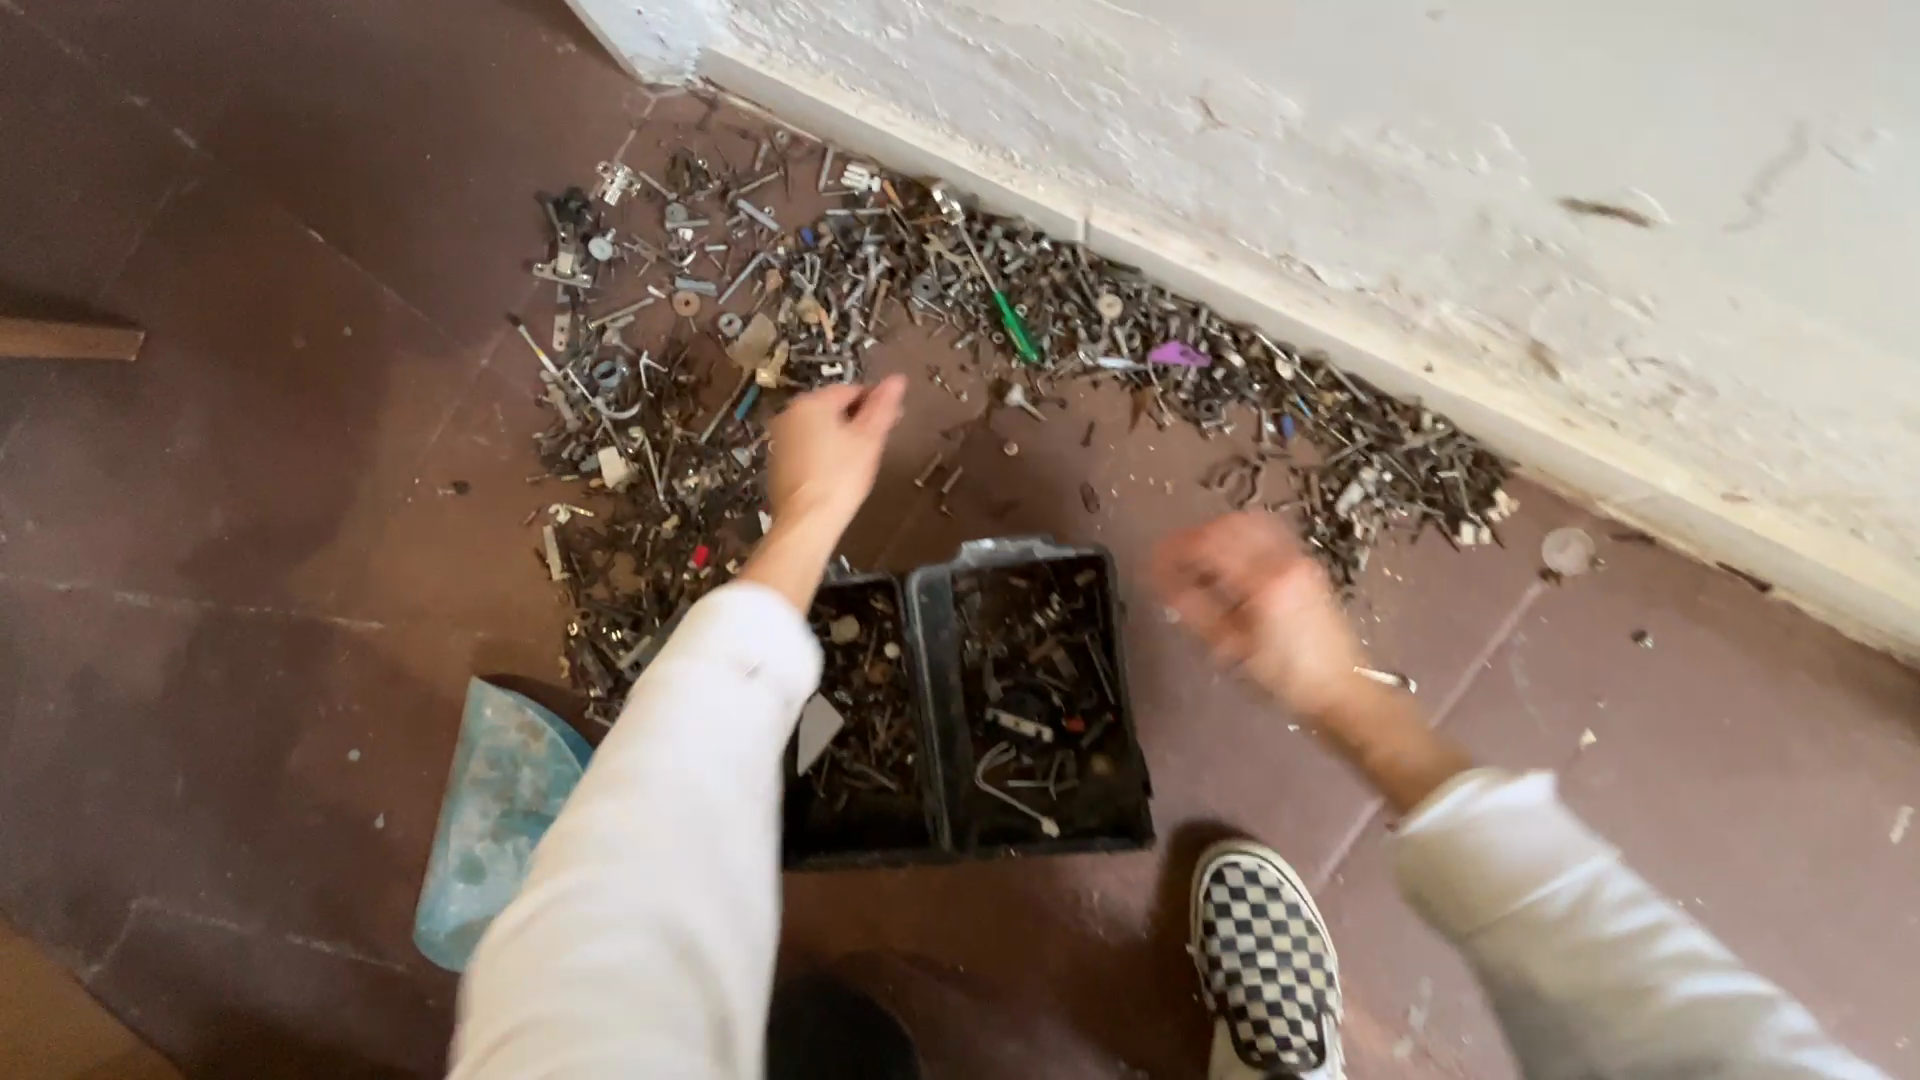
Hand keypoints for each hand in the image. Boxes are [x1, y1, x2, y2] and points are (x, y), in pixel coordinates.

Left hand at [766, 376, 906, 537]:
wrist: (807, 520)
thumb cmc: (840, 478)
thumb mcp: (869, 438)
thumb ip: (883, 406)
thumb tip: (897, 380)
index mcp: (812, 402)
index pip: (852, 390)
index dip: (875, 403)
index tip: (890, 420)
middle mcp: (790, 414)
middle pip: (832, 408)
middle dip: (856, 421)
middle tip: (876, 442)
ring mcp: (780, 438)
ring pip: (819, 428)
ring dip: (839, 437)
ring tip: (858, 460)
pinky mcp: (778, 462)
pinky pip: (807, 448)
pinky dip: (823, 453)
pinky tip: (836, 472)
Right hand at [1151, 511, 1370, 718]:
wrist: (1340, 690)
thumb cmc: (1284, 678)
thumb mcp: (1229, 648)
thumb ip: (1192, 608)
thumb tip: (1163, 581)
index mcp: (1262, 582)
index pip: (1207, 545)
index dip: (1173, 549)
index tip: (1155, 560)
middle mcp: (1283, 562)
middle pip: (1226, 525)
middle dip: (1192, 537)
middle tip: (1171, 557)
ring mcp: (1298, 560)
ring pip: (1248, 522)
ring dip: (1216, 533)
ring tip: (1197, 557)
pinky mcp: (1305, 566)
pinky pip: (1267, 533)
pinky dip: (1240, 537)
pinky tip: (1229, 560)